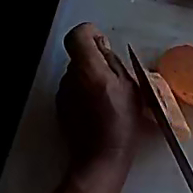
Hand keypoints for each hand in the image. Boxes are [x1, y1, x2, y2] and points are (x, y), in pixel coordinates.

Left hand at [56, 23, 143, 166]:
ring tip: (110, 97)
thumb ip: (114, 63)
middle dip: (95, 60)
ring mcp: (63, 94)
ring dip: (90, 78)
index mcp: (88, 68)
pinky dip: (85, 94)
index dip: (90, 34)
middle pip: (78, 56)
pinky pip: (73, 91)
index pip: (77, 35)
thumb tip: (103, 50)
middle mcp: (70, 77)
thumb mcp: (131, 88)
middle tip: (115, 77)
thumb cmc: (121, 124)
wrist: (100, 158)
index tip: (103, 43)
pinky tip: (100, 109)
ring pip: (76, 74)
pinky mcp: (61, 108)